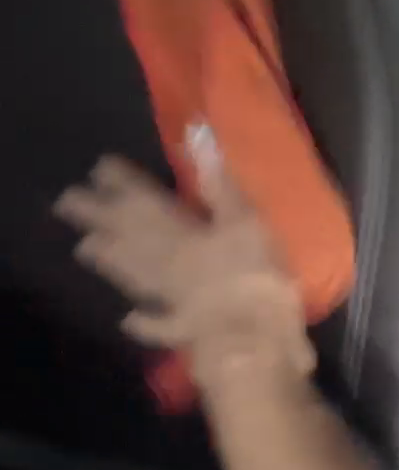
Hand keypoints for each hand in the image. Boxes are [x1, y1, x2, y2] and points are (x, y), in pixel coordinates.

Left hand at [54, 130, 314, 391]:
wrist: (249, 336)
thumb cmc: (254, 275)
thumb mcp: (248, 223)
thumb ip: (222, 184)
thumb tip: (197, 133)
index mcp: (169, 227)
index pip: (134, 194)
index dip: (118, 180)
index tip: (105, 168)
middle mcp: (152, 255)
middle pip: (113, 230)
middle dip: (94, 215)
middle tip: (73, 203)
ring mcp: (159, 291)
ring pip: (122, 270)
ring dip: (106, 258)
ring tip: (91, 248)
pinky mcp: (176, 325)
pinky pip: (152, 321)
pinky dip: (142, 319)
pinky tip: (133, 317)